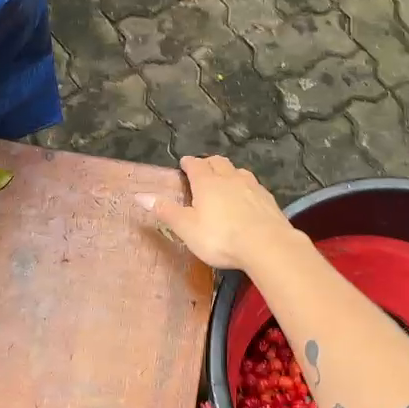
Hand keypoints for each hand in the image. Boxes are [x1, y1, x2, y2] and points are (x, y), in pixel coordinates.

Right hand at [136, 156, 304, 271]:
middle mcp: (230, 178)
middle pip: (219, 163)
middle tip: (204, 167)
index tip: (184, 163)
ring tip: (225, 179)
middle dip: (209, 163)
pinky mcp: (268, 200)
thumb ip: (166, 211)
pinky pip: (254, 187)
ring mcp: (252, 187)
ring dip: (230, 172)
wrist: (266, 244)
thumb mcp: (187, 227)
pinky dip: (246, 187)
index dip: (189, 163)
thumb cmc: (220, 237)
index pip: (196, 165)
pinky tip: (247, 197)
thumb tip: (140, 196)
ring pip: (239, 172)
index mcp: (207, 183)